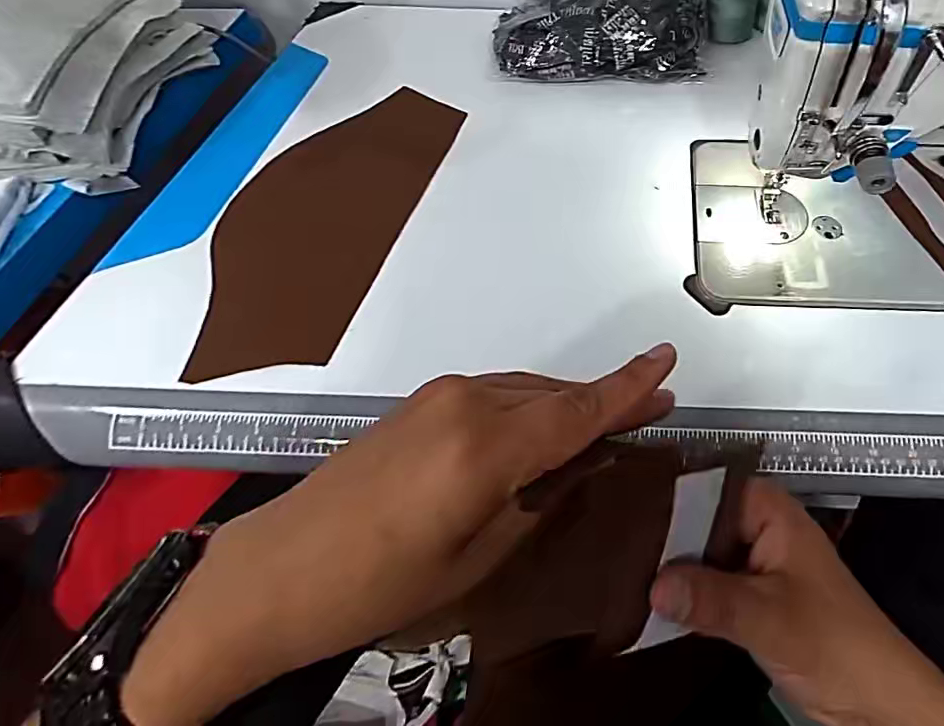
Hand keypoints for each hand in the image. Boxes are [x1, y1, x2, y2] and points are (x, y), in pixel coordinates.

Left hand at [119, 345, 678, 725]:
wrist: (276, 570)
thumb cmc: (377, 584)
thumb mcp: (475, 557)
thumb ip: (537, 498)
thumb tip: (581, 463)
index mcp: (485, 448)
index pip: (577, 410)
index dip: (628, 387)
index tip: (667, 358)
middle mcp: (467, 403)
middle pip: (556, 396)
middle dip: (604, 401)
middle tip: (651, 408)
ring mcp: (441, 395)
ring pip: (528, 391)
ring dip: (566, 406)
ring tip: (603, 424)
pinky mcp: (423, 400)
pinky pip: (497, 394)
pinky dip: (530, 408)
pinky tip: (540, 430)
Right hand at [649, 478, 943, 725]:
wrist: (874, 700)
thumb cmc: (835, 642)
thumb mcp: (768, 617)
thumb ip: (711, 598)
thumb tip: (653, 585)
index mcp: (770, 508)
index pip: (708, 486)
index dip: (669, 496)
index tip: (627, 510)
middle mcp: (760, 525)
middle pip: (701, 519)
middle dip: (665, 536)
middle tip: (617, 544)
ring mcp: (754, 561)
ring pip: (702, 552)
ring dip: (674, 567)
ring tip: (625, 569)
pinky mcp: (751, 595)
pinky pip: (709, 582)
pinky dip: (687, 593)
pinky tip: (652, 601)